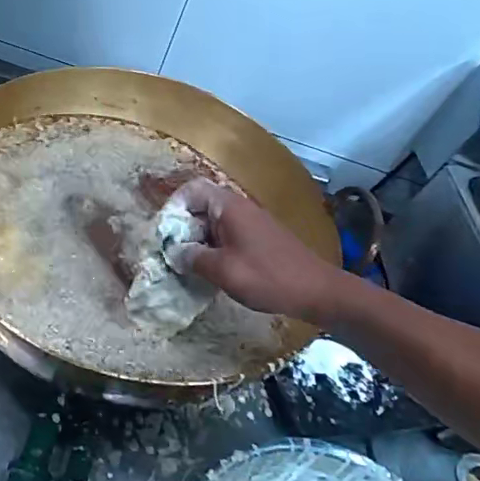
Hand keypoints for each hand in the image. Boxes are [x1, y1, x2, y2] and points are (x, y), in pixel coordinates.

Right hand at [164, 178, 344, 323]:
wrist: (317, 290)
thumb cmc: (268, 277)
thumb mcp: (224, 271)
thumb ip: (194, 258)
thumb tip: (174, 252)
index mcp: (229, 206)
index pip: (192, 190)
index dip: (172, 209)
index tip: (163, 236)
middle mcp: (240, 207)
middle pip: (200, 206)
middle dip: (182, 228)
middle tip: (171, 255)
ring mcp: (252, 222)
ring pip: (213, 223)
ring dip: (198, 241)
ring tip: (188, 267)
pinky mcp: (259, 238)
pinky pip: (228, 235)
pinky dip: (215, 248)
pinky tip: (212, 271)